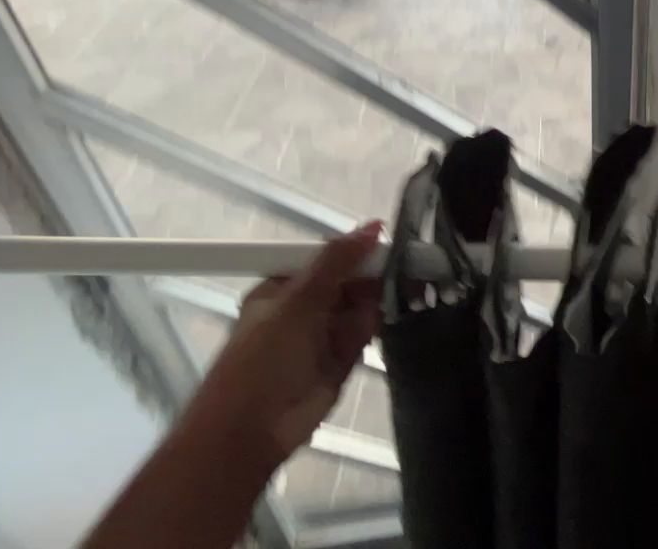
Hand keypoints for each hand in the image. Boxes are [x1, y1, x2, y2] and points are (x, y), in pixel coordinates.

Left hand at [181, 222, 384, 469]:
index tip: (389, 244)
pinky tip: (374, 328)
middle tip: (407, 268)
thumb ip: (338, 261)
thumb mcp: (299, 301)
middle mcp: (305, 308)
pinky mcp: (341, 359)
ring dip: (377, 302)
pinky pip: (365, 332)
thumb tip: (376, 225)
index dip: (359, 251)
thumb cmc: (265, 359)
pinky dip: (372, 328)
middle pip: (351, 280)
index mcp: (284, 288)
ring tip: (394, 297)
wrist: (250, 433)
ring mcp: (323, 334)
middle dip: (375, 275)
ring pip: (362, 305)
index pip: (330, 259)